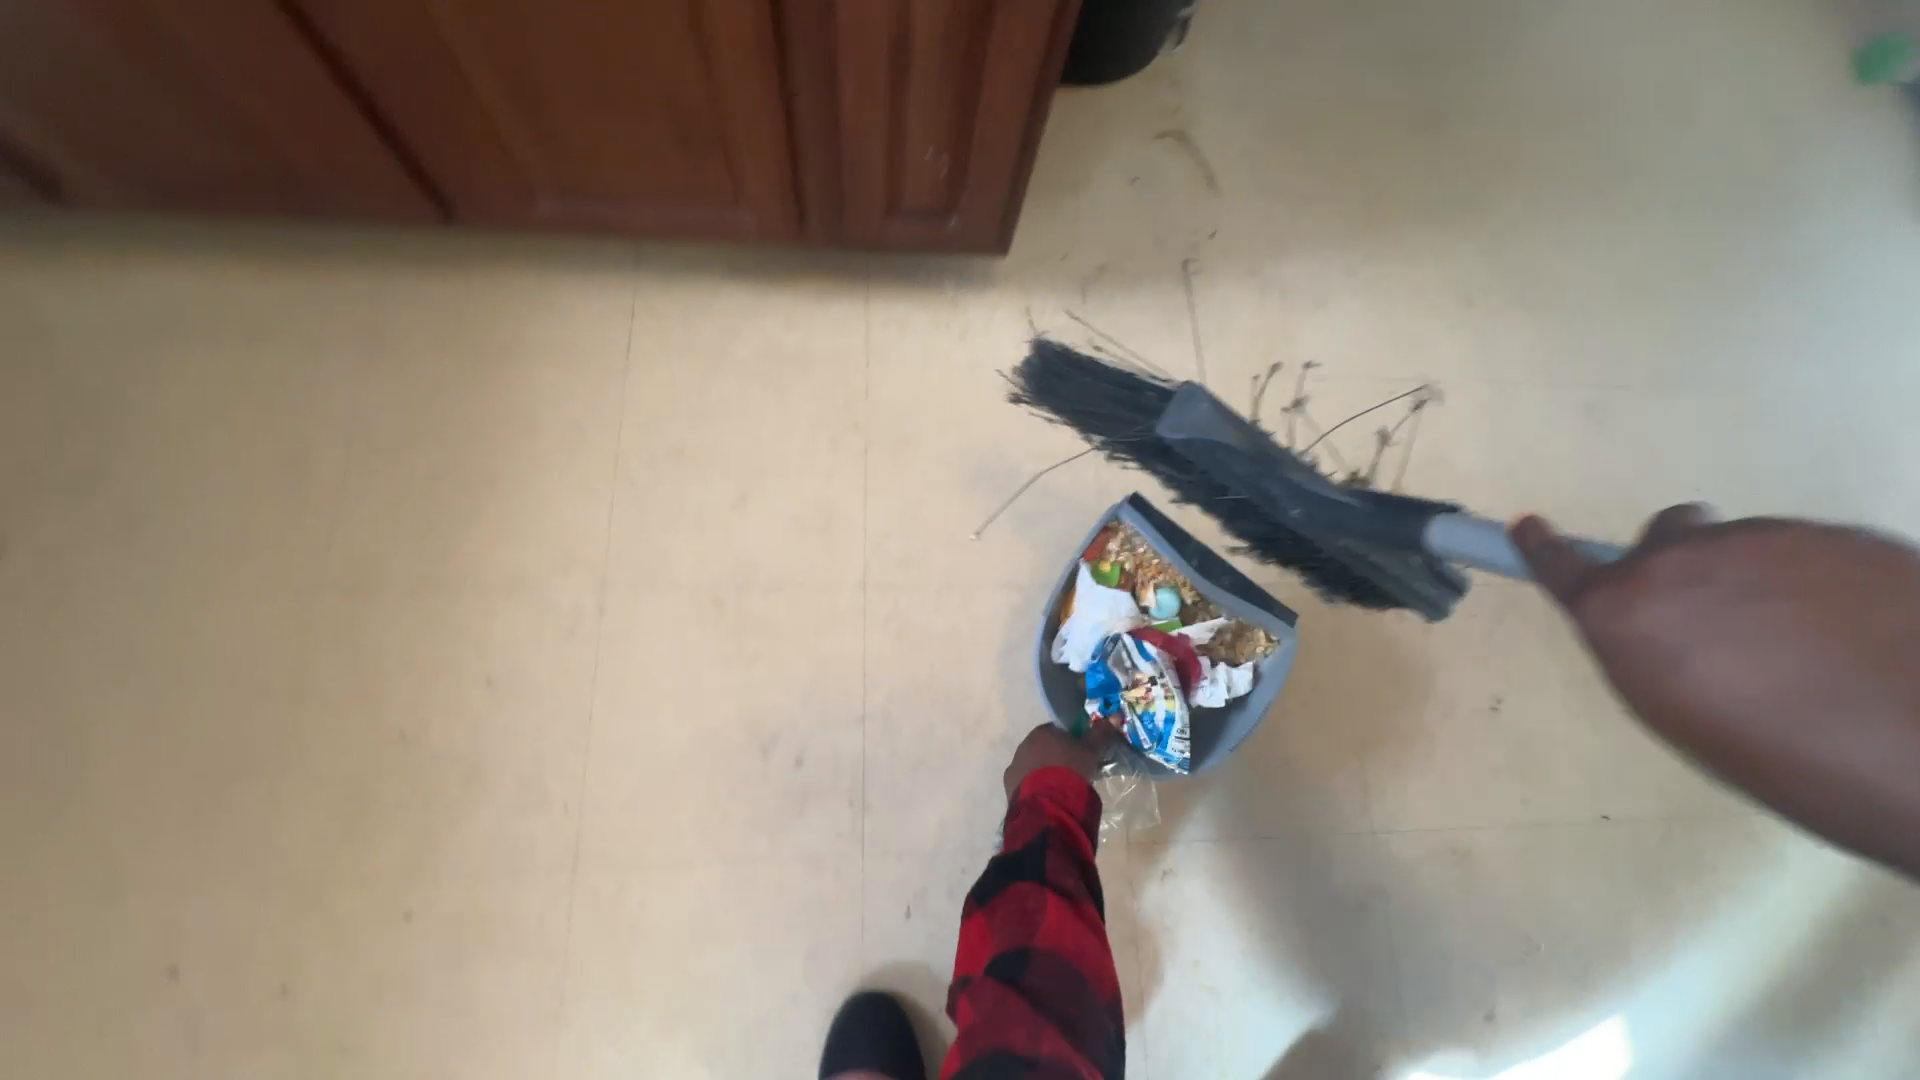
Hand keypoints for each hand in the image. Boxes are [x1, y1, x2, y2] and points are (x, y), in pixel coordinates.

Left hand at [1005, 723, 1110, 799]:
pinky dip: (1034, 787)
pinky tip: (1047, 797)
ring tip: (1060, 787)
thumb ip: (1101, 733)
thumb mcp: (1091, 750)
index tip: (1079, 753)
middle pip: (1042, 748)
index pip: (1056, 731)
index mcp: (1042, 732)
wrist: (1049, 800)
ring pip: (1032, 765)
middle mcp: (1024, 745)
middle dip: (1055, 757)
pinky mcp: (1009, 785)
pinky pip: (1024, 783)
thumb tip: (1115, 715)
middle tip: (1072, 771)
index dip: (1068, 741)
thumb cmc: (1071, 768)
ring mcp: (1015, 765)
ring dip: (1043, 772)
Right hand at [1512, 506, 1919, 877]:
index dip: (1540, 545)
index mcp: (1620, 607)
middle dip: (1684, 561)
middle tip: (1727, 615)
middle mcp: (1677, 559)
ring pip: (1745, 543)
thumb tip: (1654, 619)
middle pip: (1668, 532)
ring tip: (1818, 638)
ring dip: (1759, 574)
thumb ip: (1641, 643)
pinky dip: (1822, 578)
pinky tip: (1863, 627)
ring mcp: (1762, 539)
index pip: (1559, 563)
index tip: (1528, 526)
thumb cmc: (1774, 753)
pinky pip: (1812, 548)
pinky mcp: (1842, 535)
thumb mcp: (1669, 705)